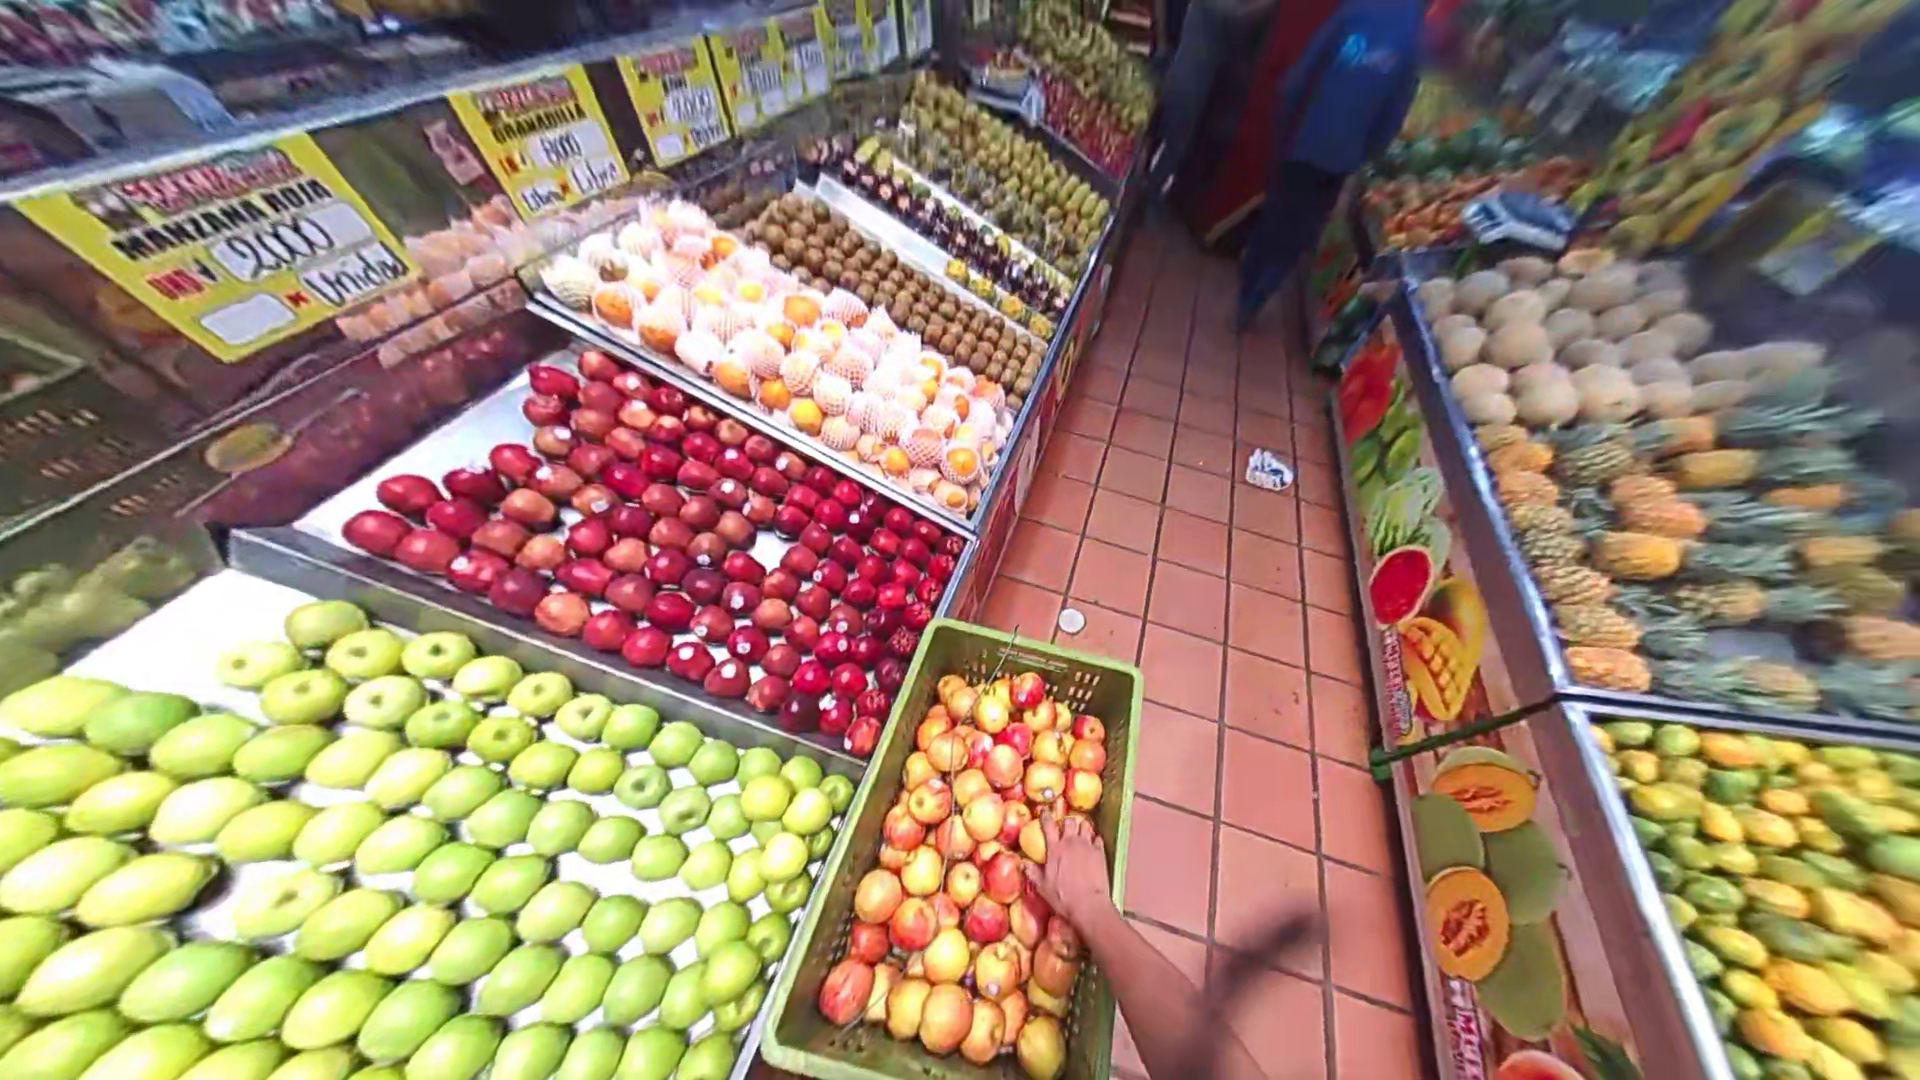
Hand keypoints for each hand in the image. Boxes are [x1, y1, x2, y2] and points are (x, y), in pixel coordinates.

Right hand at [1024, 812, 1111, 930]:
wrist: (1089, 906)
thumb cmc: (1063, 897)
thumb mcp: (1043, 887)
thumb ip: (1033, 873)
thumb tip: (1023, 862)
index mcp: (1055, 848)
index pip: (1049, 825)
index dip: (1046, 815)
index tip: (1044, 811)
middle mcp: (1071, 842)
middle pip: (1069, 820)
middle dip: (1067, 821)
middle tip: (1066, 827)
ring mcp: (1087, 845)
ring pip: (1085, 825)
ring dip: (1082, 827)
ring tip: (1081, 832)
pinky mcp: (1100, 852)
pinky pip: (1098, 838)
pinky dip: (1095, 839)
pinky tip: (1094, 845)